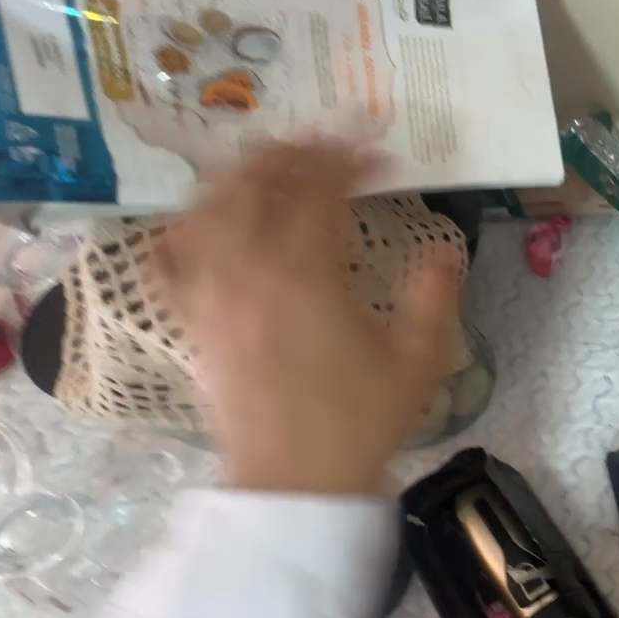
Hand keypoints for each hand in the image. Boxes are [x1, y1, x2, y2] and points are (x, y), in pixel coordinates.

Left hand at [156, 139, 460, 494]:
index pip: (321, 194)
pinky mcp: (191, 317)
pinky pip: (173, 252)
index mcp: (306, 277)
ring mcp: (209, 292)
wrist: (295, 477)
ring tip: (272, 159)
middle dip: (294, 152)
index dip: (352, 163)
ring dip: (241, 173)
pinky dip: (191, 220)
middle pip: (255, 186)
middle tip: (329, 140)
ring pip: (207, 208)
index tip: (384, 154)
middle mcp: (246, 271)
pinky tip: (207, 213)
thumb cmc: (363, 417)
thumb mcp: (421, 357)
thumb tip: (445, 249)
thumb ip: (434, 294)